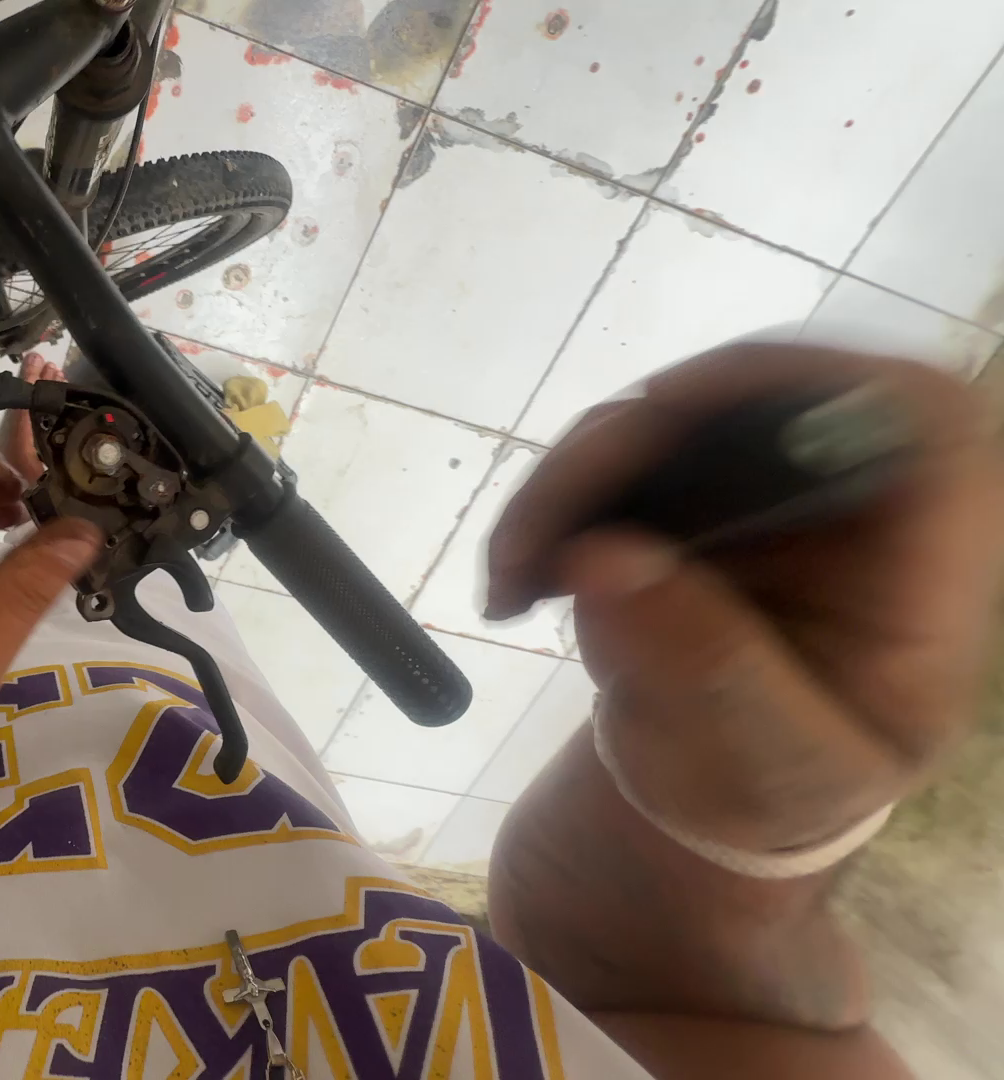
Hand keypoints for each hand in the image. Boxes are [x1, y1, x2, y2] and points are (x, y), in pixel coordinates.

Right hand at [487, 344, 1002, 853]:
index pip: (902, 411)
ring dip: (548, 496)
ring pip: (634, 436)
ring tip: (504, 584)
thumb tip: (599, 558)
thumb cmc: (768, 788)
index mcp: (912, 558)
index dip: (791, 383)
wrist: (704, 789)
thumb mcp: (762, 756)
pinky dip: (533, 521)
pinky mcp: (658, 512)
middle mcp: (825, 504)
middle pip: (723, 410)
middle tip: (522, 546)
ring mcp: (735, 500)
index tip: (655, 415)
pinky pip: (587, 478)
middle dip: (603, 462)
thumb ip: (703, 665)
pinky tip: (511, 586)